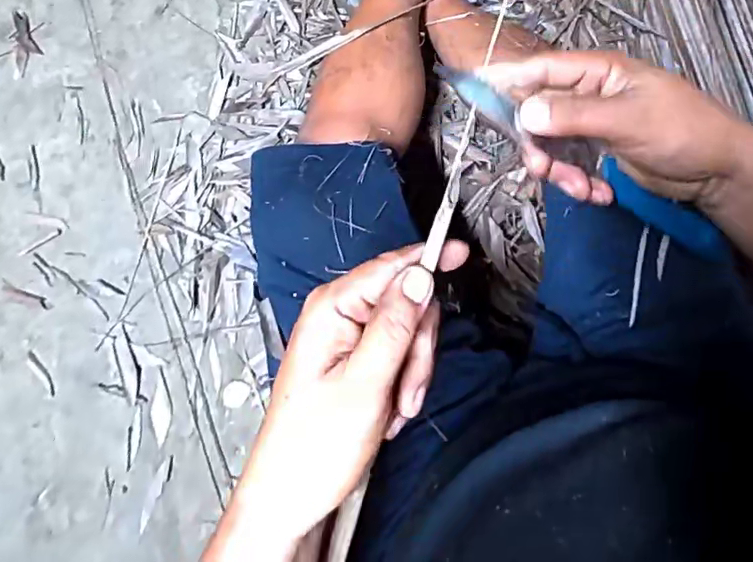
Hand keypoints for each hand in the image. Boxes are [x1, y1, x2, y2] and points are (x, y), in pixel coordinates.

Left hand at [208, 241, 470, 558]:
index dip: (429, 258)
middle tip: (408, 385)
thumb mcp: (363, 386)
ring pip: (408, 328)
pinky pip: (399, 349)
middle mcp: (338, 312)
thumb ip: (395, 326)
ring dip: (412, 370)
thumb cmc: (312, 449)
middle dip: (417, 346)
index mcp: (332, 308)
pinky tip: (389, 406)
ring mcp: (347, 333)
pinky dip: (404, 379)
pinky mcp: (356, 353)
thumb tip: (419, 275)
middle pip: (406, 299)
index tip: (460, 253)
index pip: (390, 266)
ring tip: (395, 405)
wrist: (291, 498)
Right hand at [478, 50, 752, 207]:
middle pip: (539, 110)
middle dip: (538, 143)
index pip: (542, 69)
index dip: (509, 80)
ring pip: (552, 142)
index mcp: (597, 71)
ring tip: (582, 190)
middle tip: (542, 169)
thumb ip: (575, 115)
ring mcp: (593, 123)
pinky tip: (599, 194)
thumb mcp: (629, 119)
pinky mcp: (600, 151)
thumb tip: (524, 111)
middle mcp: (589, 92)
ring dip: (559, 168)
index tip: (480, 96)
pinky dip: (577, 181)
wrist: (720, 173)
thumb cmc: (683, 130)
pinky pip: (571, 163)